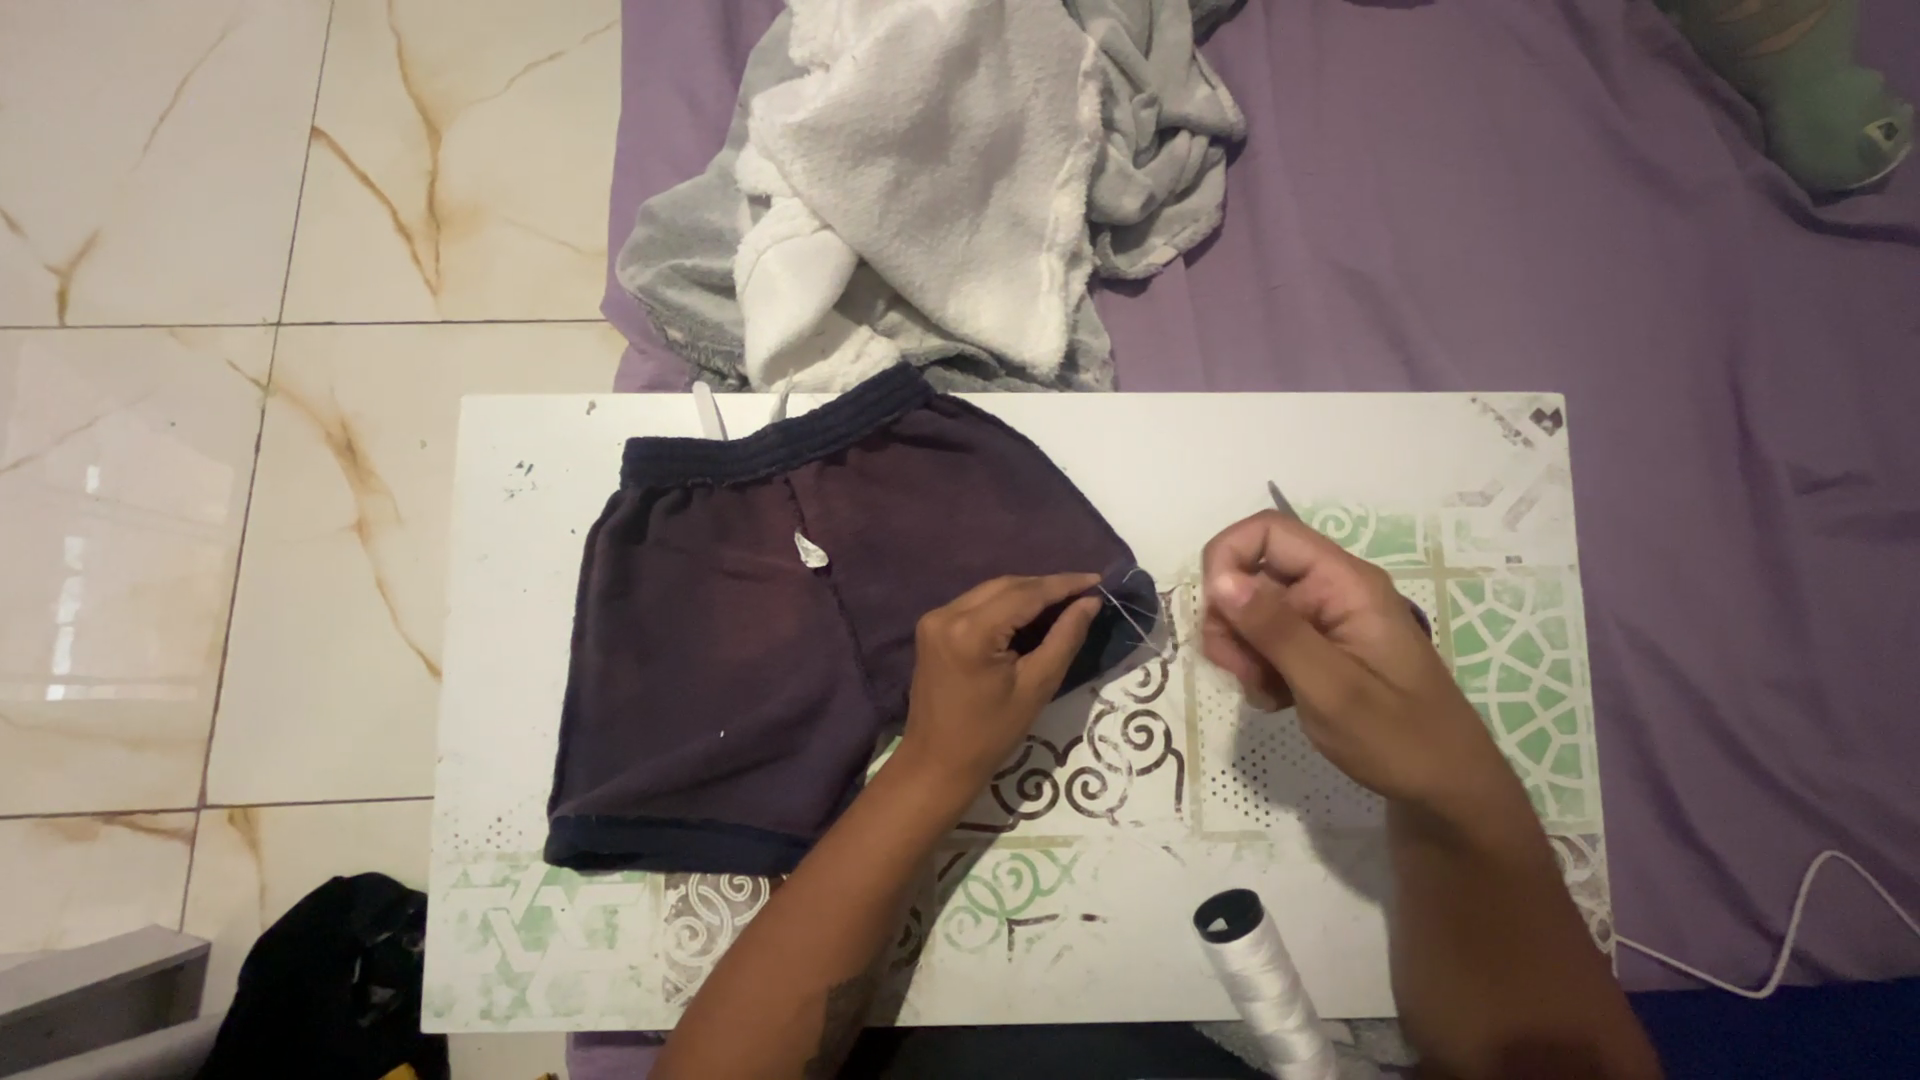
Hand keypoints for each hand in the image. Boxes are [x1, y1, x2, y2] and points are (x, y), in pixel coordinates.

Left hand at [896, 573, 1103, 797]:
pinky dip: (1005, 604)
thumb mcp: (1037, 686)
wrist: (937, 761)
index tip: (1098, 580)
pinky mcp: (932, 627)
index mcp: (971, 630)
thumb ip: (1065, 638)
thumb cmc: (991, 733)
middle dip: (1046, 586)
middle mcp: (947, 614)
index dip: (1064, 584)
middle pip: (1006, 586)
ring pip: (991, 591)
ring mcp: (935, 618)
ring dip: (1026, 593)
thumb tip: (1089, 602)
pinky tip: (1030, 613)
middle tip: (1085, 593)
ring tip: (1064, 601)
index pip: (1026, 593)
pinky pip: (976, 604)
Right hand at [1201, 511, 1515, 817]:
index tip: (1217, 613)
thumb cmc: (1398, 738)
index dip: (1228, 559)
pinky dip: (1255, 667)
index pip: (1268, 531)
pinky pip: (1263, 639)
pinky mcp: (1314, 645)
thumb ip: (1275, 630)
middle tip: (1239, 670)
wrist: (1444, 789)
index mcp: (1344, 582)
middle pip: (1250, 572)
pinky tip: (1275, 699)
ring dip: (1240, 649)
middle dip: (1229, 618)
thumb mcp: (1331, 687)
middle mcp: (1330, 588)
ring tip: (1264, 691)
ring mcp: (1322, 618)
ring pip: (1248, 609)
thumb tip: (1219, 579)